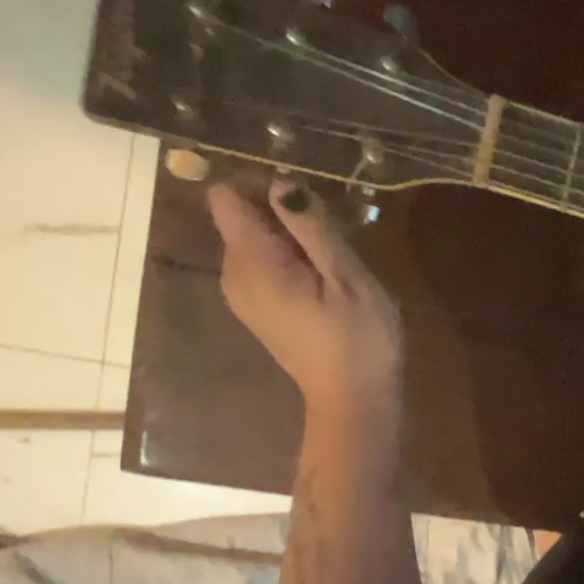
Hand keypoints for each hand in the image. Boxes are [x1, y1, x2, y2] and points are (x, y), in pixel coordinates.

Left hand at [206, 179, 403, 422]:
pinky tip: (326, 281)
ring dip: (291, 237)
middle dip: (282, 212)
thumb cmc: (359, 339)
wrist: (353, 400)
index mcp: (253, 263)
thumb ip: (312, 228)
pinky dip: (290, 260)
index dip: (260, 184)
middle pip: (240, 217)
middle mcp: (235, 274)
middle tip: (334, 232)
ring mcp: (243, 294)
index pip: (225, 196)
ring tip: (335, 258)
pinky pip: (263, 264)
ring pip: (254, 240)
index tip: (307, 199)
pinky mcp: (258, 309)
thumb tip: (281, 183)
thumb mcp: (347, 277)